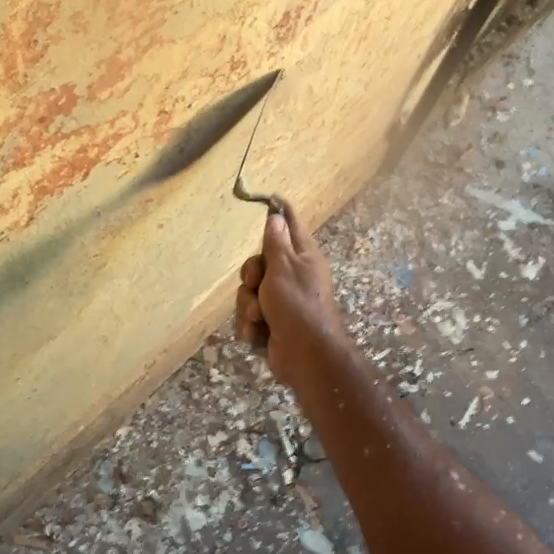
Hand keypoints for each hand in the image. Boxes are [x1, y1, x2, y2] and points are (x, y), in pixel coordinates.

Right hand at [235, 203, 347, 383]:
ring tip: (258, 317)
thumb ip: (276, 241)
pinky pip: (249, 314)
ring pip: (250, 291)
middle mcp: (294, 276)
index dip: (279, 212)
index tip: (269, 197)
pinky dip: (250, 324)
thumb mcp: (284, 267)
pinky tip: (257, 333)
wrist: (305, 356)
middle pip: (260, 262)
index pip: (291, 224)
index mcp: (304, 256)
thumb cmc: (297, 304)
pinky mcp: (272, 323)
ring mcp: (282, 301)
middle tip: (256, 284)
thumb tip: (276, 216)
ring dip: (248, 305)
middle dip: (251, 276)